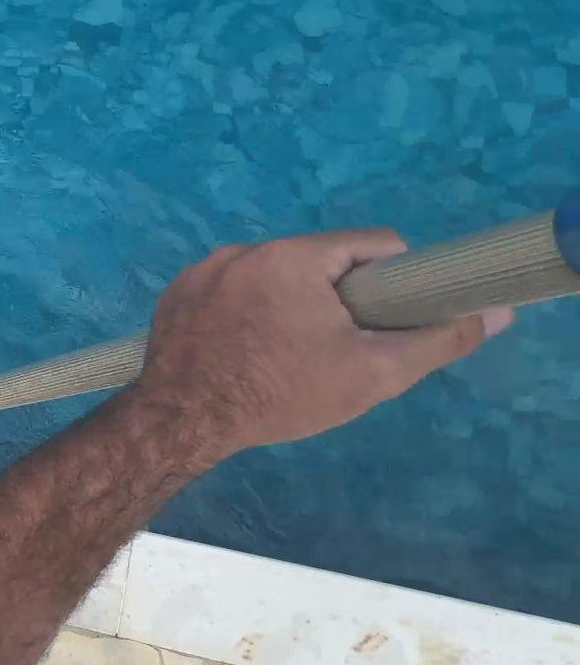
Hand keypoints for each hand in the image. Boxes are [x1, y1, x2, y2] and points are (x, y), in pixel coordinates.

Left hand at [132, 230, 512, 457]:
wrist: (180, 419)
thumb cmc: (277, 393)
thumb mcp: (375, 371)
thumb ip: (440, 337)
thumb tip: (492, 313)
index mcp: (285, 257)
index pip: (370, 245)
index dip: (394, 279)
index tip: (388, 316)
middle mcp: (235, 254)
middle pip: (315, 260)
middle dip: (336, 294)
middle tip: (334, 341)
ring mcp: (196, 274)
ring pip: (270, 275)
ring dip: (289, 302)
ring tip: (286, 348)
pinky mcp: (172, 296)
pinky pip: (229, 290)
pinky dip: (246, 310)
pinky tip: (246, 346)